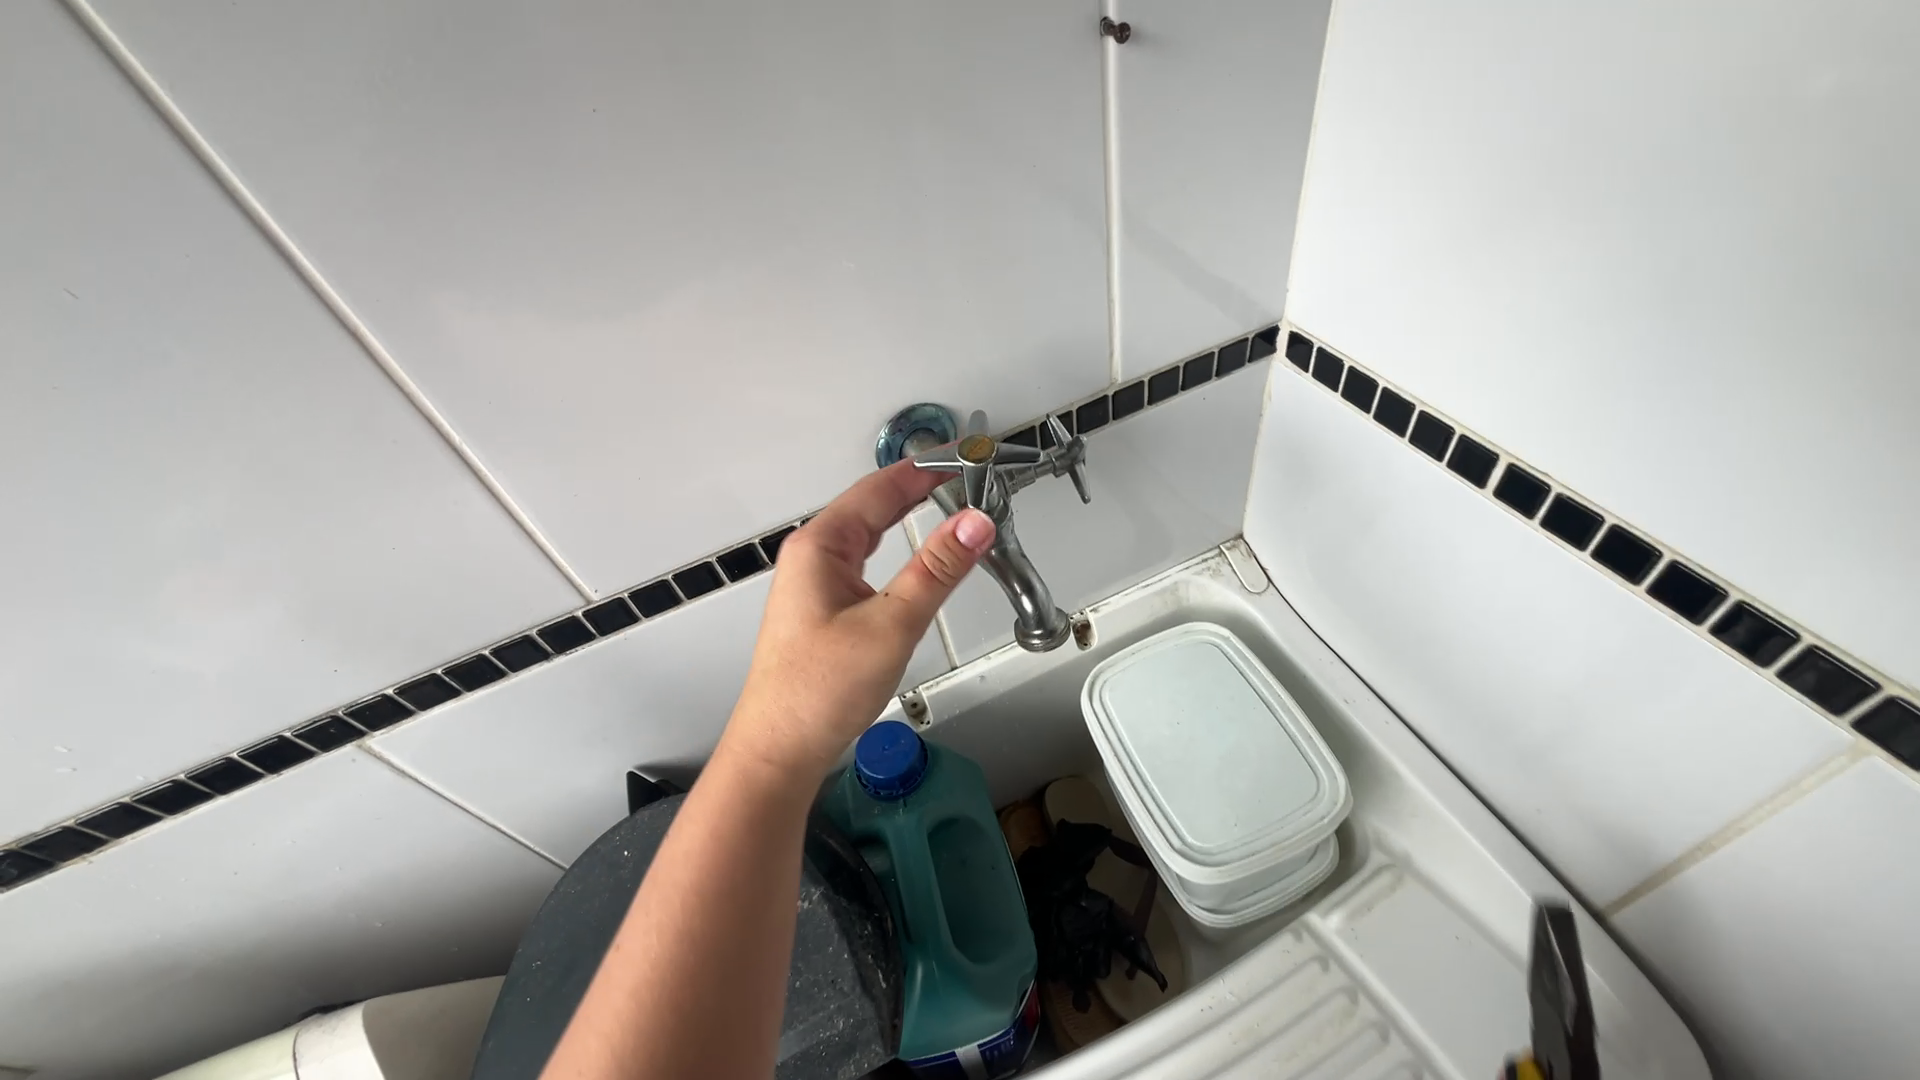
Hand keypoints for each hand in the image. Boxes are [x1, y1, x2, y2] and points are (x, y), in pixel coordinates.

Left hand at [719, 461, 996, 778]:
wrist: (780, 749)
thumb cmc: (819, 691)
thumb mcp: (891, 623)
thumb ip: (937, 569)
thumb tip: (974, 522)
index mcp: (821, 546)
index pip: (880, 488)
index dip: (925, 468)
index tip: (964, 453)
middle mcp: (812, 556)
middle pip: (871, 503)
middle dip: (917, 485)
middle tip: (962, 471)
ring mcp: (815, 582)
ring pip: (867, 531)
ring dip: (905, 512)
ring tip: (943, 497)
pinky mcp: (823, 607)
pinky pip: (864, 558)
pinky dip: (895, 544)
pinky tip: (908, 550)